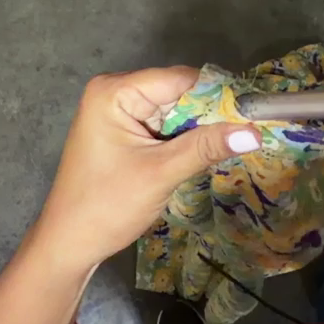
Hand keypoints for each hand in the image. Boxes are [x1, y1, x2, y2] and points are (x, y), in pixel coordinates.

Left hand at [0, 67, 259, 323]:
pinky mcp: (122, 129)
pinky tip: (207, 149)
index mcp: (115, 91)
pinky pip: (162, 123)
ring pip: (173, 108)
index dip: (217, 93)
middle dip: (210, 111)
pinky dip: (183, 136)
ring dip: (199, 125)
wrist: (68, 244)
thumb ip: (206, 147)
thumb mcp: (161, 173)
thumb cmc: (108, 205)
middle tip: (250, 129)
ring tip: (237, 140)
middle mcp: (114, 90)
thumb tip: (254, 131)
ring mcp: (116, 110)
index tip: (255, 110)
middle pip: (176, 90)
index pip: (178, 78)